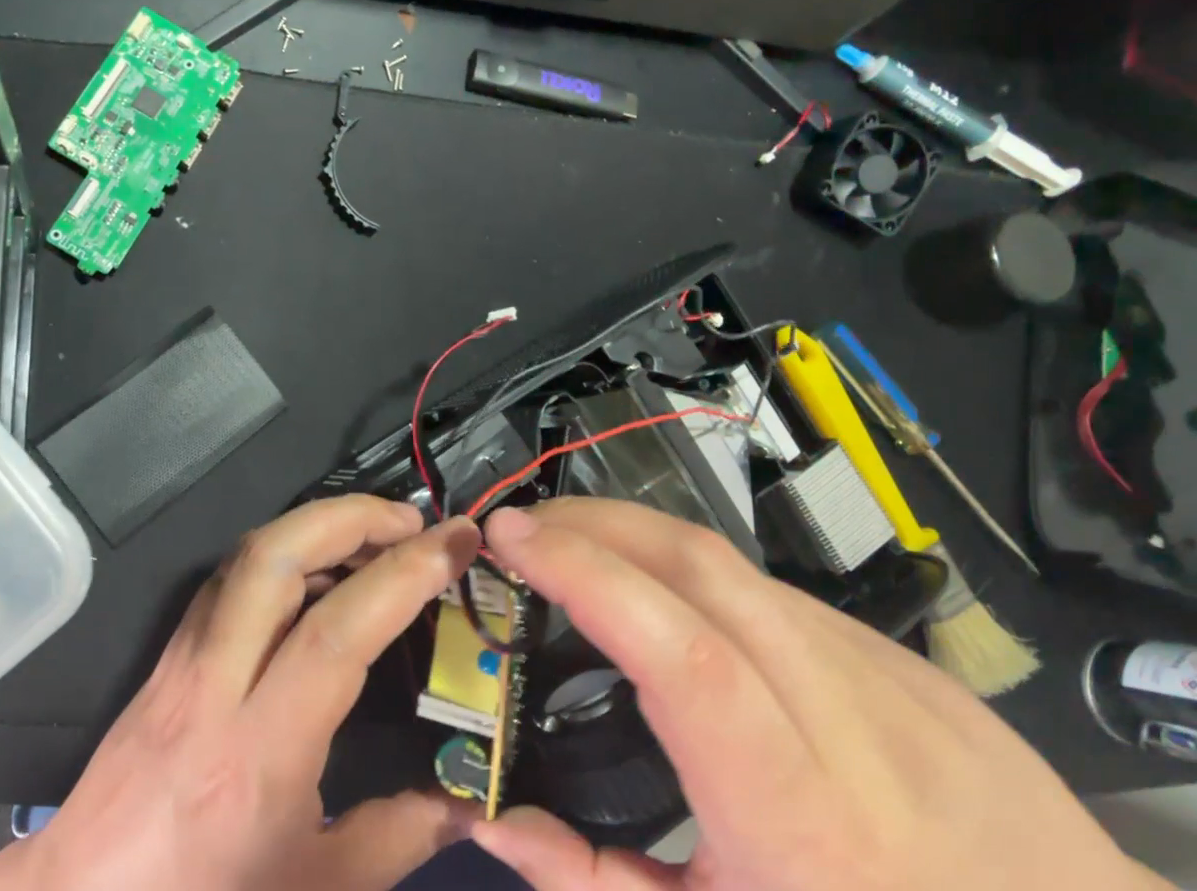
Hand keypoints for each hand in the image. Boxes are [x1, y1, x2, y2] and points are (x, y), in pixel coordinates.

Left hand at [0, 496, 482, 890]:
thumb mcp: (317, 885)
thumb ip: (399, 837)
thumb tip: (464, 799)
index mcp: (260, 748)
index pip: (335, 632)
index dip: (401, 576)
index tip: (455, 542)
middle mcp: (214, 682)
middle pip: (270, 559)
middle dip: (346, 518)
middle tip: (411, 519)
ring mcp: (180, 660)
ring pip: (241, 560)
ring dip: (311, 528)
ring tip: (373, 537)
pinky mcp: (165, 657)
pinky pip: (224, 583)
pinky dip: (277, 557)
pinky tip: (313, 576)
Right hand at [472, 498, 1168, 890]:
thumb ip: (587, 881)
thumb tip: (487, 811)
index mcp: (791, 809)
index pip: (685, 656)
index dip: (590, 578)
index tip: (510, 538)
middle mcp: (842, 717)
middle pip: (704, 572)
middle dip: (593, 525)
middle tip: (516, 528)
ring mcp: (880, 671)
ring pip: (732, 564)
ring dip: (631, 533)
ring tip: (564, 541)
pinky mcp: (895, 652)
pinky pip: (768, 589)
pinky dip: (684, 568)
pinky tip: (652, 589)